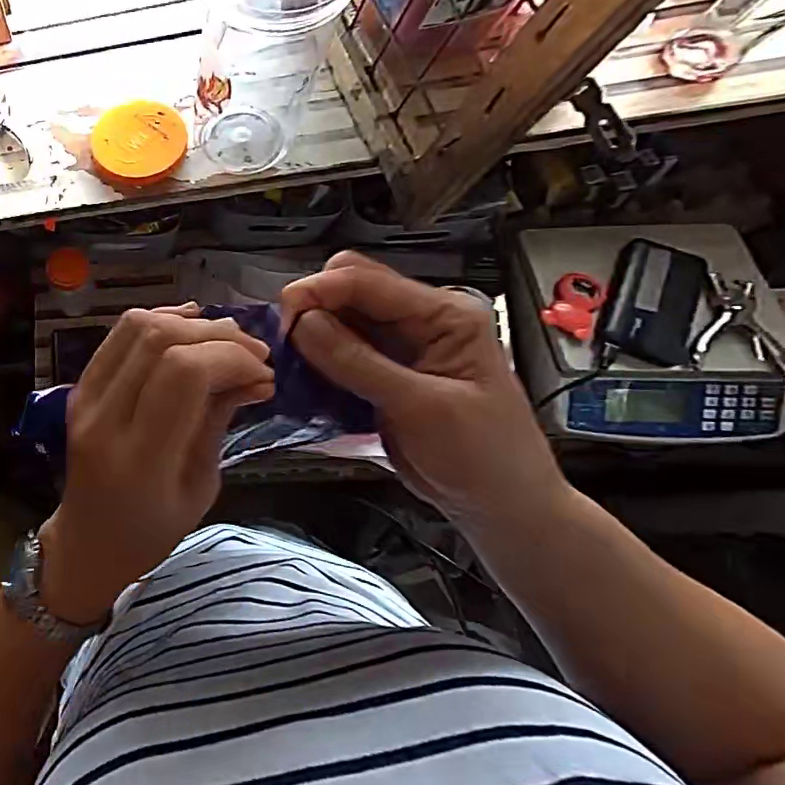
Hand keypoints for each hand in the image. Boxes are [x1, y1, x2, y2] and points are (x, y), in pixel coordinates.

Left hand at [40, 306, 274, 623]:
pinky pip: (119, 335)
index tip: (263, 371)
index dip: (230, 357)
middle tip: (254, 352)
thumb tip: (257, 373)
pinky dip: (160, 321)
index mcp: (139, 459)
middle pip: (160, 341)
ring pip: (136, 327)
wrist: (88, 540)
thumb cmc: (152, 530)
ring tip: (225, 339)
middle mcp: (103, 419)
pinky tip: (190, 327)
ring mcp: (84, 398)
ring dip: (189, 323)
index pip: (183, 374)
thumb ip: (219, 420)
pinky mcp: (79, 386)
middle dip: (217, 335)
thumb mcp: (201, 486)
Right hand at [280, 251, 568, 520]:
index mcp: (444, 314)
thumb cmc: (484, 456)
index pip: (366, 280)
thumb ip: (359, 362)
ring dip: (311, 336)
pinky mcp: (383, 372)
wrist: (501, 504)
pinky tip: (309, 380)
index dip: (318, 292)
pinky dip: (318, 360)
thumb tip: (304, 323)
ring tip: (293, 366)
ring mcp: (401, 346)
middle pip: (348, 289)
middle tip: (288, 346)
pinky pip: (340, 350)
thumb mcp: (421, 407)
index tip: (284, 322)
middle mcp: (421, 320)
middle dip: (311, 309)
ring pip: (339, 319)